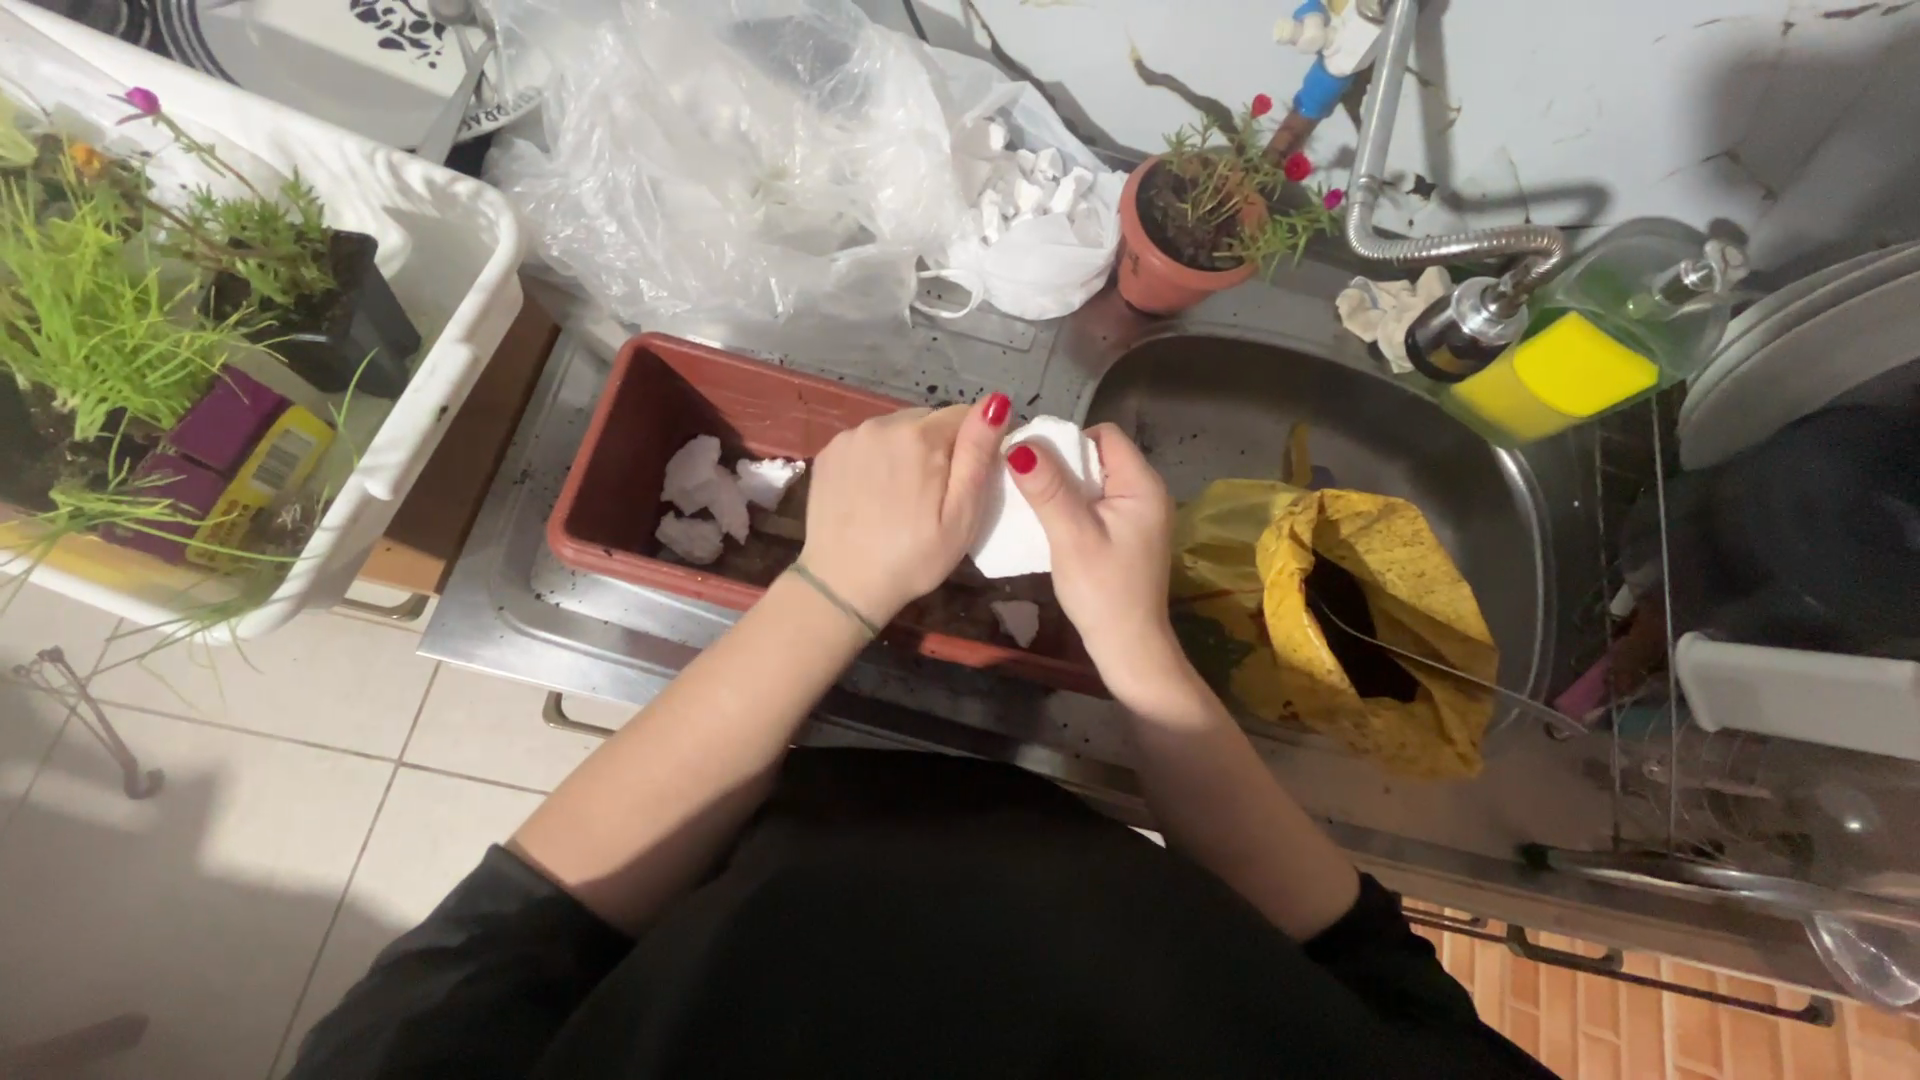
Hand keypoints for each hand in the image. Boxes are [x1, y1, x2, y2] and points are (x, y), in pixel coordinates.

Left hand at [800, 393, 1010, 623]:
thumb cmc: (913, 558)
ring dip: (906, 452)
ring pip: (896, 430)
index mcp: (919, 436)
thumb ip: (977, 455)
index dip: (971, 445)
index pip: (963, 415)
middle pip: (927, 420)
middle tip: (933, 496)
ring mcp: (850, 437)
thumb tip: (996, 403)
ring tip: (902, 497)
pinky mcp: (828, 453)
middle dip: (938, 448)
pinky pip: (867, 443)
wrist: (842, 585)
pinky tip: (874, 495)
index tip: (964, 482)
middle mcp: (882, 424)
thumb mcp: (961, 516)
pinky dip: (876, 460)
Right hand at [1006, 423, 1182, 679]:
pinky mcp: (1128, 535)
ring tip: (1033, 503)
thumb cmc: (1102, 591)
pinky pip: (1096, 505)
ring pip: (1094, 482)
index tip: (1033, 463)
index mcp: (1143, 485)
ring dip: (1063, 488)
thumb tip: (1018, 444)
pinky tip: (1050, 524)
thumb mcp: (1071, 536)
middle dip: (1061, 464)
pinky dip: (1072, 507)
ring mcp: (1139, 516)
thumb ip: (1048, 488)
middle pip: (1098, 456)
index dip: (1067, 441)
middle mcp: (1147, 493)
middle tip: (1026, 483)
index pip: (1104, 436)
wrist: (1128, 647)